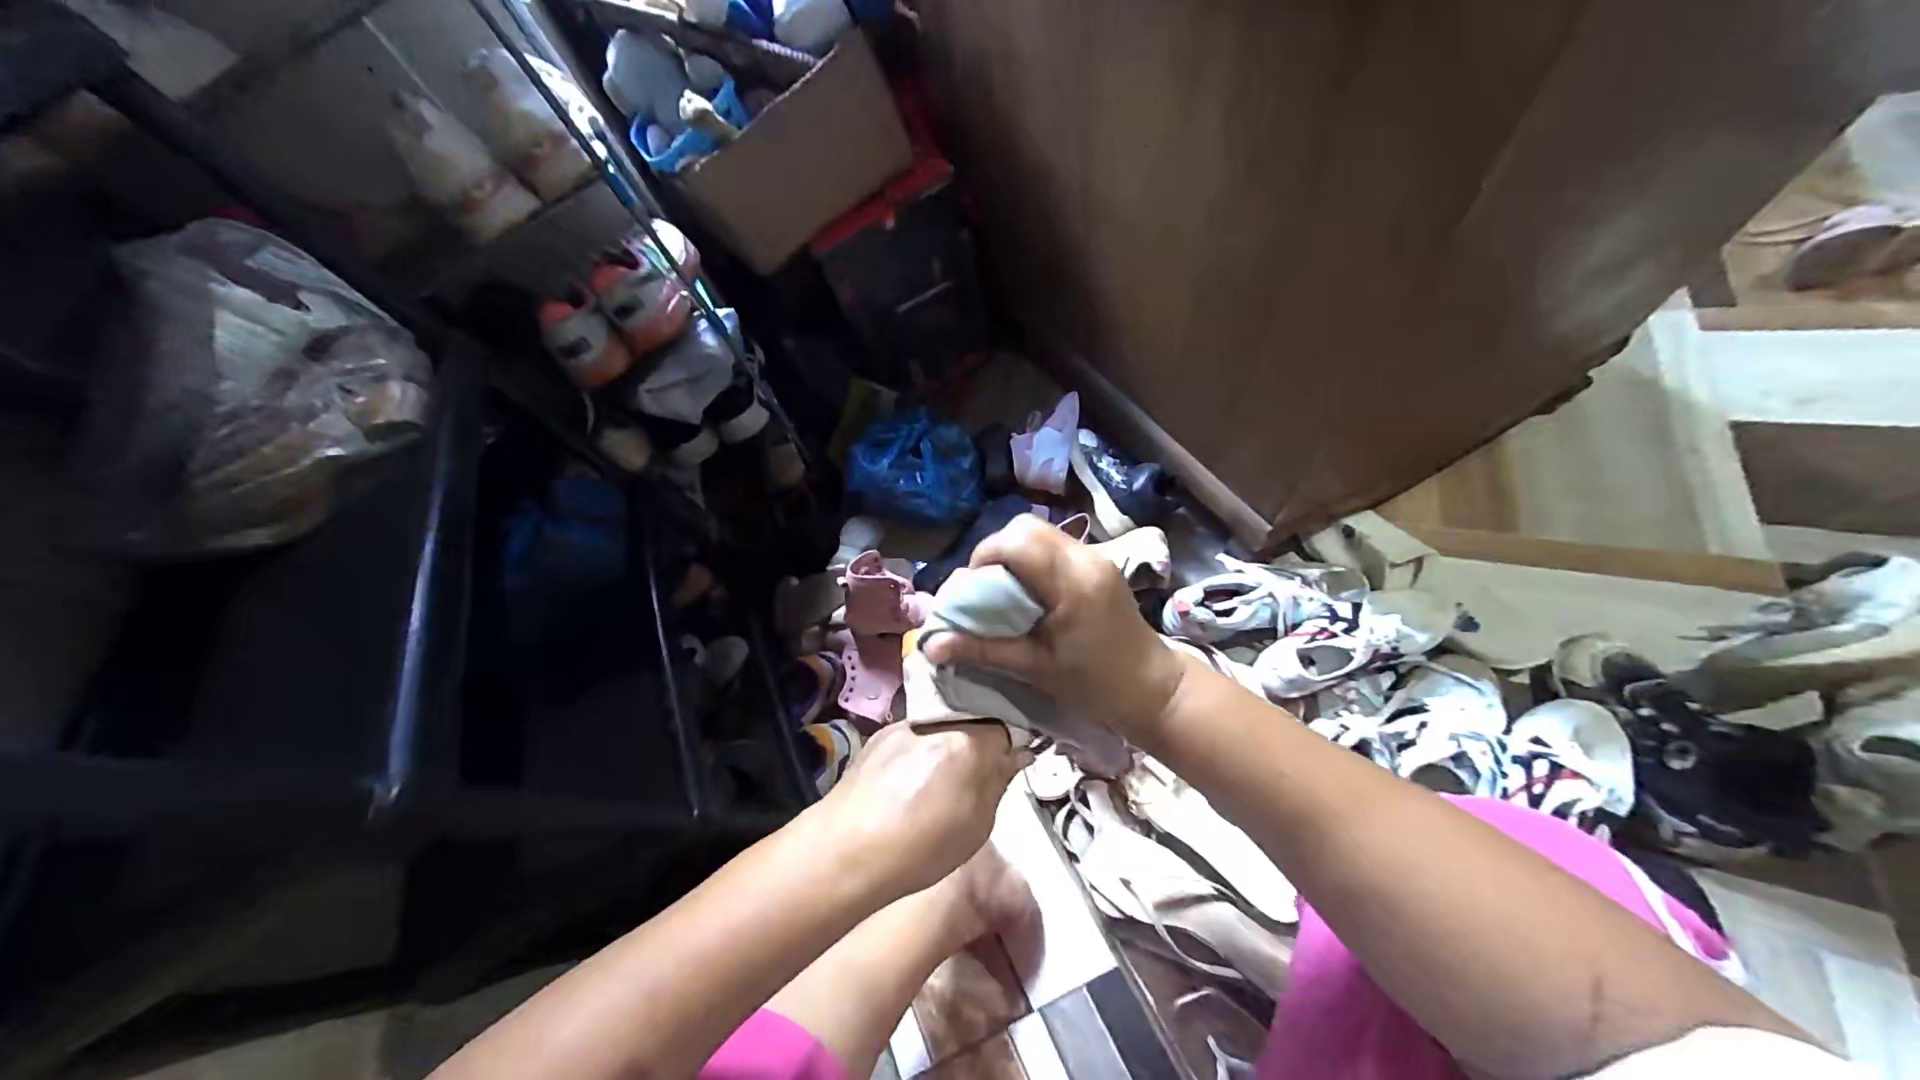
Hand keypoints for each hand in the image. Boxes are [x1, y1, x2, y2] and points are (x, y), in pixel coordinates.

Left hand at [816, 721, 1025, 896]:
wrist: (845, 850)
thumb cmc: (918, 849)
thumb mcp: (977, 827)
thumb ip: (997, 783)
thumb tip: (1013, 756)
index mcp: (967, 744)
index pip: (1005, 730)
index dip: (1009, 750)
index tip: (1006, 769)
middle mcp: (937, 723)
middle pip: (972, 722)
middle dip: (979, 745)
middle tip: (975, 778)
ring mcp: (905, 725)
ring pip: (942, 726)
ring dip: (949, 745)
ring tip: (941, 780)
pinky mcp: (880, 735)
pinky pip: (915, 734)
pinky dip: (922, 750)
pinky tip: (913, 778)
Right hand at [921, 515, 1188, 742]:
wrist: (1154, 689)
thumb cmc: (1094, 684)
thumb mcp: (1034, 668)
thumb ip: (981, 649)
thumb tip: (930, 646)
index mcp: (1070, 581)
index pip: (1016, 541)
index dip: (984, 556)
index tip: (973, 590)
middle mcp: (1085, 558)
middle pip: (1026, 527)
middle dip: (995, 551)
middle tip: (985, 588)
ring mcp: (1096, 557)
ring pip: (1041, 533)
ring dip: (1014, 553)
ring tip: (1005, 592)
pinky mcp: (1100, 564)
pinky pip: (1056, 546)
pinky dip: (1033, 560)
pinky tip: (1030, 594)